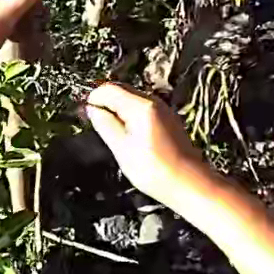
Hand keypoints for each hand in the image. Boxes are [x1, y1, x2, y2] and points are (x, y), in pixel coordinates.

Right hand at [83, 83, 214, 203]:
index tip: (84, 114)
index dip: (93, 98)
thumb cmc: (154, 169)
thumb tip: (92, 108)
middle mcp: (153, 101)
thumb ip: (105, 124)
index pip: (109, 89)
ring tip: (109, 132)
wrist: (190, 184)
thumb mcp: (122, 148)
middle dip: (104, 102)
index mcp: (141, 106)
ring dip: (116, 110)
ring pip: (131, 100)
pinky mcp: (167, 120)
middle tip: (93, 122)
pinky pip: (141, 109)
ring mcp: (162, 110)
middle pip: (121, 90)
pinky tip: (127, 135)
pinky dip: (129, 116)